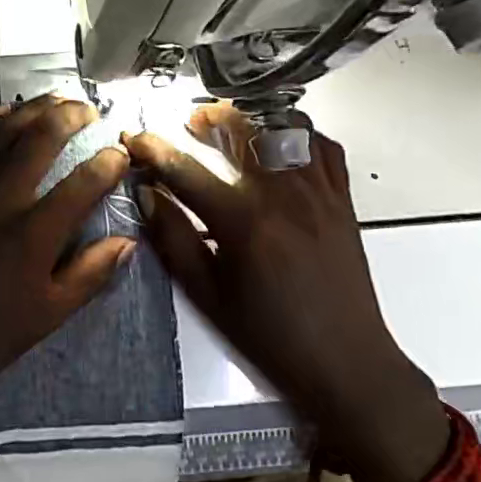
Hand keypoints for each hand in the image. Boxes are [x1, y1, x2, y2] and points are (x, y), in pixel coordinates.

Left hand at [0, 96, 134, 417]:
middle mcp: (1, 199)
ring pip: (3, 133)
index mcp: (33, 233)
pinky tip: (5, 113)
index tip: (121, 153)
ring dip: (33, 110)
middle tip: (89, 109)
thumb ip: (89, 274)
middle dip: (69, 117)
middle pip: (40, 141)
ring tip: (56, 98)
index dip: (108, 164)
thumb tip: (127, 242)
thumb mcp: (47, 315)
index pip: (82, 184)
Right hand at [124, 104, 448, 481]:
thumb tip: (146, 195)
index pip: (187, 171)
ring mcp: (320, 192)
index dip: (153, 150)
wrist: (347, 364)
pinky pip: (326, 148)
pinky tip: (285, 148)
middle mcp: (284, 194)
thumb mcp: (209, 297)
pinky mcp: (344, 200)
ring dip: (256, 118)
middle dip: (211, 116)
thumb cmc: (272, 338)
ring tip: (238, 128)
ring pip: (288, 127)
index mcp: (245, 222)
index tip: (133, 138)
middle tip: (191, 124)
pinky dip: (302, 136)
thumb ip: (175, 240)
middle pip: (244, 128)